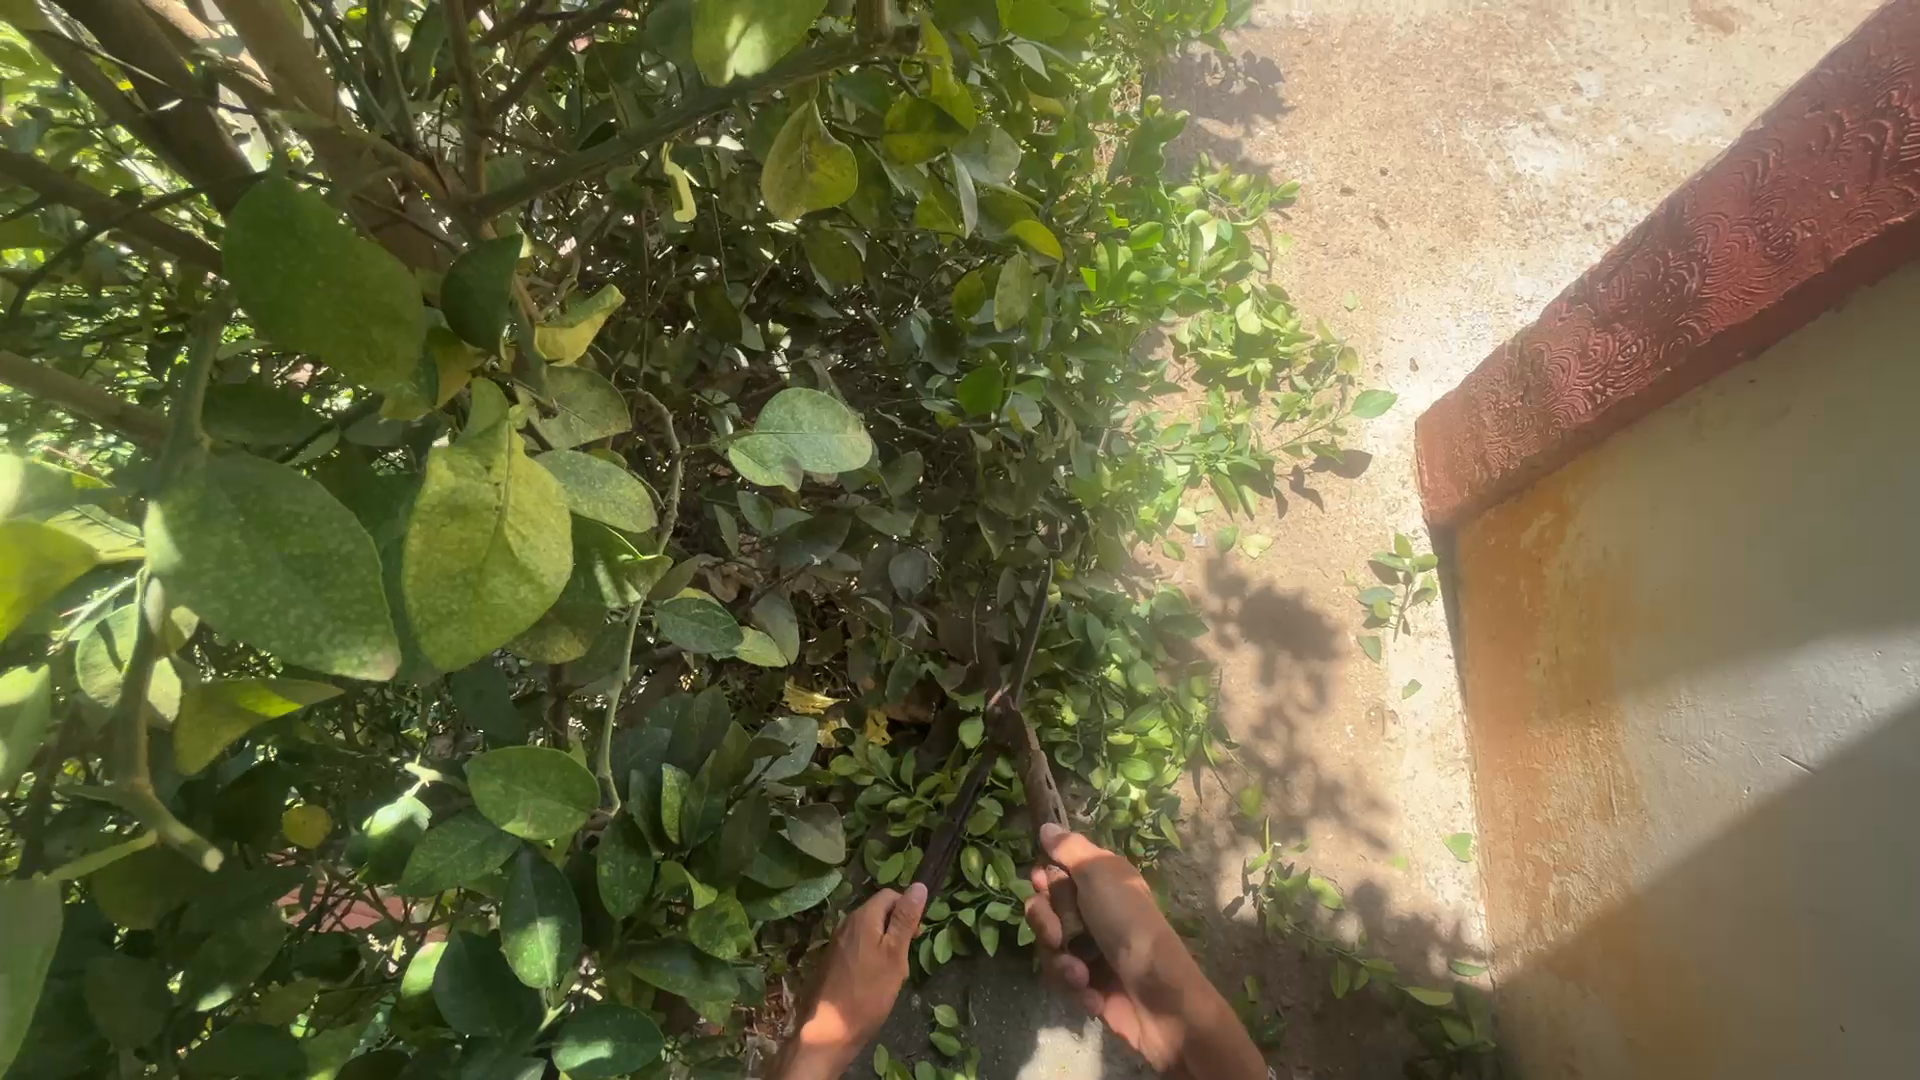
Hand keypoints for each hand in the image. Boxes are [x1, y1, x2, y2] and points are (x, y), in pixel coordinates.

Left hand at [769, 883, 926, 1079]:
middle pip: (879, 912)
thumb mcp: (894, 955)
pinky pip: (857, 947)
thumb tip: (919, 885)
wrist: (826, 1033)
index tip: (916, 937)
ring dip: (884, 946)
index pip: (891, 895)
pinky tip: (872, 983)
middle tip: (903, 961)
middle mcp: (846, 922)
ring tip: (890, 976)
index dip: (907, 909)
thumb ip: (905, 919)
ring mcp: (836, 942)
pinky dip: (870, 958)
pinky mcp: (831, 960)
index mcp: (863, 916)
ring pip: (869, 932)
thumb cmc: (867, 993)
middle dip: (896, 931)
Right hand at [1024, 824, 1263, 1078]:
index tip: (1041, 883)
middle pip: (1042, 908)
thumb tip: (1046, 825)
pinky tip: (1092, 993)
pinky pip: (1059, 978)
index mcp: (1098, 879)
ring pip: (1047, 945)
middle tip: (1059, 936)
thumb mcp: (1100, 874)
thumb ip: (1069, 848)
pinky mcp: (1086, 982)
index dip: (1043, 878)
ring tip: (1081, 974)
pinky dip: (1073, 985)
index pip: (1054, 870)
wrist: (1158, 996)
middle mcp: (1090, 909)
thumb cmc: (1129, 923)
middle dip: (1046, 924)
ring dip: (1061, 961)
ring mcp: (1087, 947)